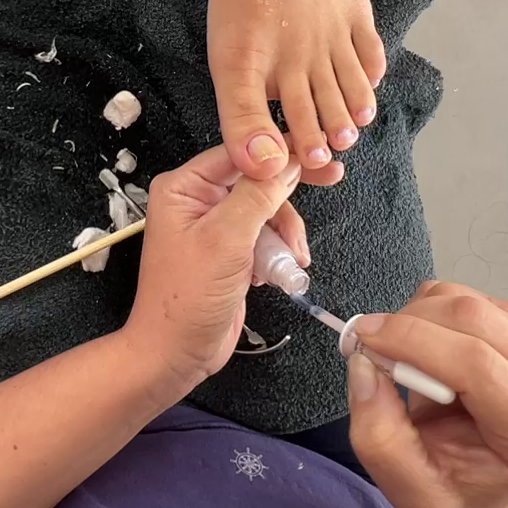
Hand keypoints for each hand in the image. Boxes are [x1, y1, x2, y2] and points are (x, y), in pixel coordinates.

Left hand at [120, 142, 341, 391]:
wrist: (176, 354)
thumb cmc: (187, 298)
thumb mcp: (227, 239)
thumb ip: (259, 195)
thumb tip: (287, 158)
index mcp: (184, 187)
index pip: (239, 154)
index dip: (279, 152)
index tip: (316, 153)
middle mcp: (197, 199)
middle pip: (256, 179)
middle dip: (288, 193)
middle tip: (332, 177)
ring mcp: (214, 225)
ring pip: (266, 209)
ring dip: (285, 232)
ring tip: (295, 259)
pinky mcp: (230, 249)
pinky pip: (264, 235)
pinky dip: (278, 250)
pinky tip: (281, 271)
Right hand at [347, 282, 507, 507]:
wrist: (486, 469)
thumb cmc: (453, 481)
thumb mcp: (409, 487)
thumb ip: (379, 436)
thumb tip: (364, 365)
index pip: (477, 365)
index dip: (414, 339)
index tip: (362, 337)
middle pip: (474, 319)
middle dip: (409, 321)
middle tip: (370, 342)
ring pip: (466, 300)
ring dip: (416, 313)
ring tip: (401, 353)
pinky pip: (465, 294)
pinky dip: (429, 306)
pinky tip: (426, 343)